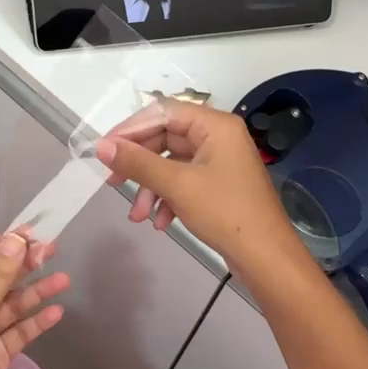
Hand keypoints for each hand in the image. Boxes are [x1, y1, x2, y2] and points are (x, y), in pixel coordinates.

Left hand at [0, 231, 67, 368]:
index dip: (2, 247)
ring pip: (10, 307)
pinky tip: (57, 313)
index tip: (31, 234)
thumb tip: (15, 240)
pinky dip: (35, 322)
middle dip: (22, 268)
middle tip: (53, 251)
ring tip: (64, 280)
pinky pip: (18, 332)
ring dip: (35, 294)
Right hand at [93, 100, 307, 282]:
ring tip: (138, 216)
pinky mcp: (219, 186)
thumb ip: (137, 163)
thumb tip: (102, 146)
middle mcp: (219, 137)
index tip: (104, 150)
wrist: (266, 256)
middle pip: (166, 139)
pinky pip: (185, 183)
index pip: (163, 112)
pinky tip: (160, 223)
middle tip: (113, 183)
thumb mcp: (177, 185)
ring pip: (172, 165)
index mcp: (215, 126)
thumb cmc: (225, 212)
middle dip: (139, 165)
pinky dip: (168, 200)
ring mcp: (220, 162)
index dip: (131, 129)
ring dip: (151, 189)